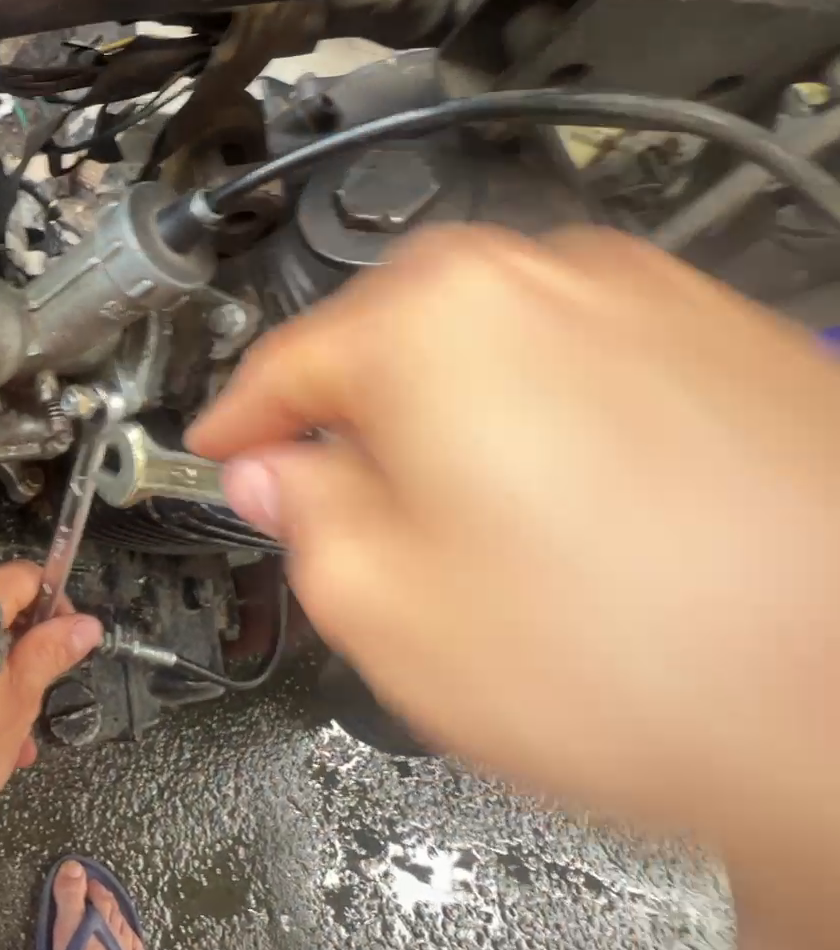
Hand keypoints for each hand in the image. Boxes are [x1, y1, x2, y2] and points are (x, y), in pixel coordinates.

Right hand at [185, 225, 839, 857]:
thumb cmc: (641, 664)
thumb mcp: (371, 597)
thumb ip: (296, 515)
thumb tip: (277, 476)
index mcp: (433, 327)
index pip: (279, 363)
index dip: (234, 423)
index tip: (221, 450)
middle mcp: (544, 286)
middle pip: (377, 336)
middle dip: (331, 409)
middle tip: (303, 476)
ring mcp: (648, 307)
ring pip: (472, 347)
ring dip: (422, 414)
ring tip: (418, 508)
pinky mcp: (728, 349)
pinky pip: (563, 365)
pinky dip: (513, 418)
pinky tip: (521, 507)